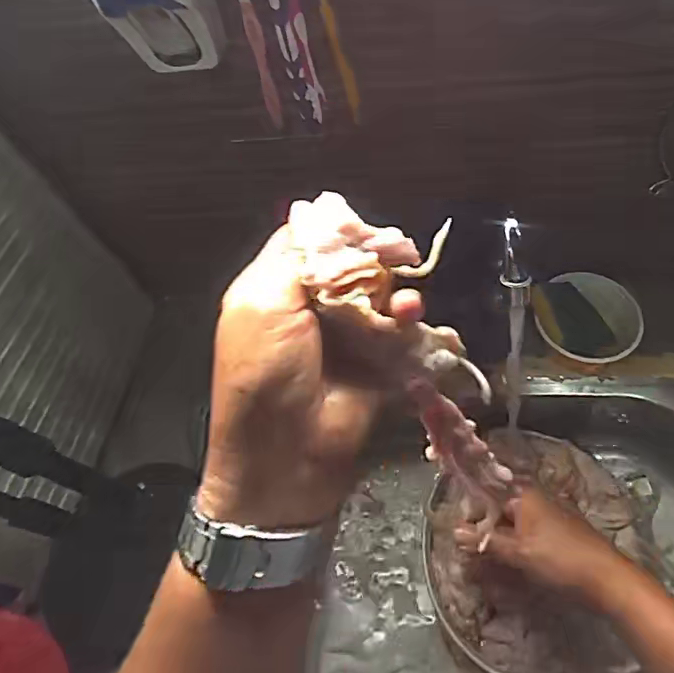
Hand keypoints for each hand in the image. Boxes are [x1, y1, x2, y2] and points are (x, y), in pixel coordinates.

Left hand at [196, 224, 423, 529]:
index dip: (335, 231)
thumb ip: (293, 257)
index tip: (359, 229)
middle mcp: (313, 304)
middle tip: (392, 254)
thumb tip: (320, 214)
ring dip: (393, 288)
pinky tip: (411, 313)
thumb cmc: (263, 377)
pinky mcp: (376, 356)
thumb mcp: (262, 306)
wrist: (287, 458)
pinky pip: (399, 325)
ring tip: (401, 297)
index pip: (309, 240)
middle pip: (351, 261)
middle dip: (372, 256)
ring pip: (380, 290)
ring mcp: (347, 330)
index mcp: (276, 288)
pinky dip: (408, 316)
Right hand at [460, 485, 631, 602]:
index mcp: (523, 493)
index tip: (457, 527)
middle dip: (484, 525)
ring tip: (485, 557)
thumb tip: (456, 531)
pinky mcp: (555, 528)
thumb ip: (487, 541)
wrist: (605, 576)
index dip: (471, 507)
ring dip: (499, 536)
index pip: (487, 490)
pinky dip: (514, 541)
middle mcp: (534, 496)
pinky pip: (526, 529)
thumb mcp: (519, 552)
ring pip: (512, 520)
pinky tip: (508, 559)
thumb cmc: (559, 558)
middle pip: (499, 506)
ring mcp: (546, 511)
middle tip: (469, 548)